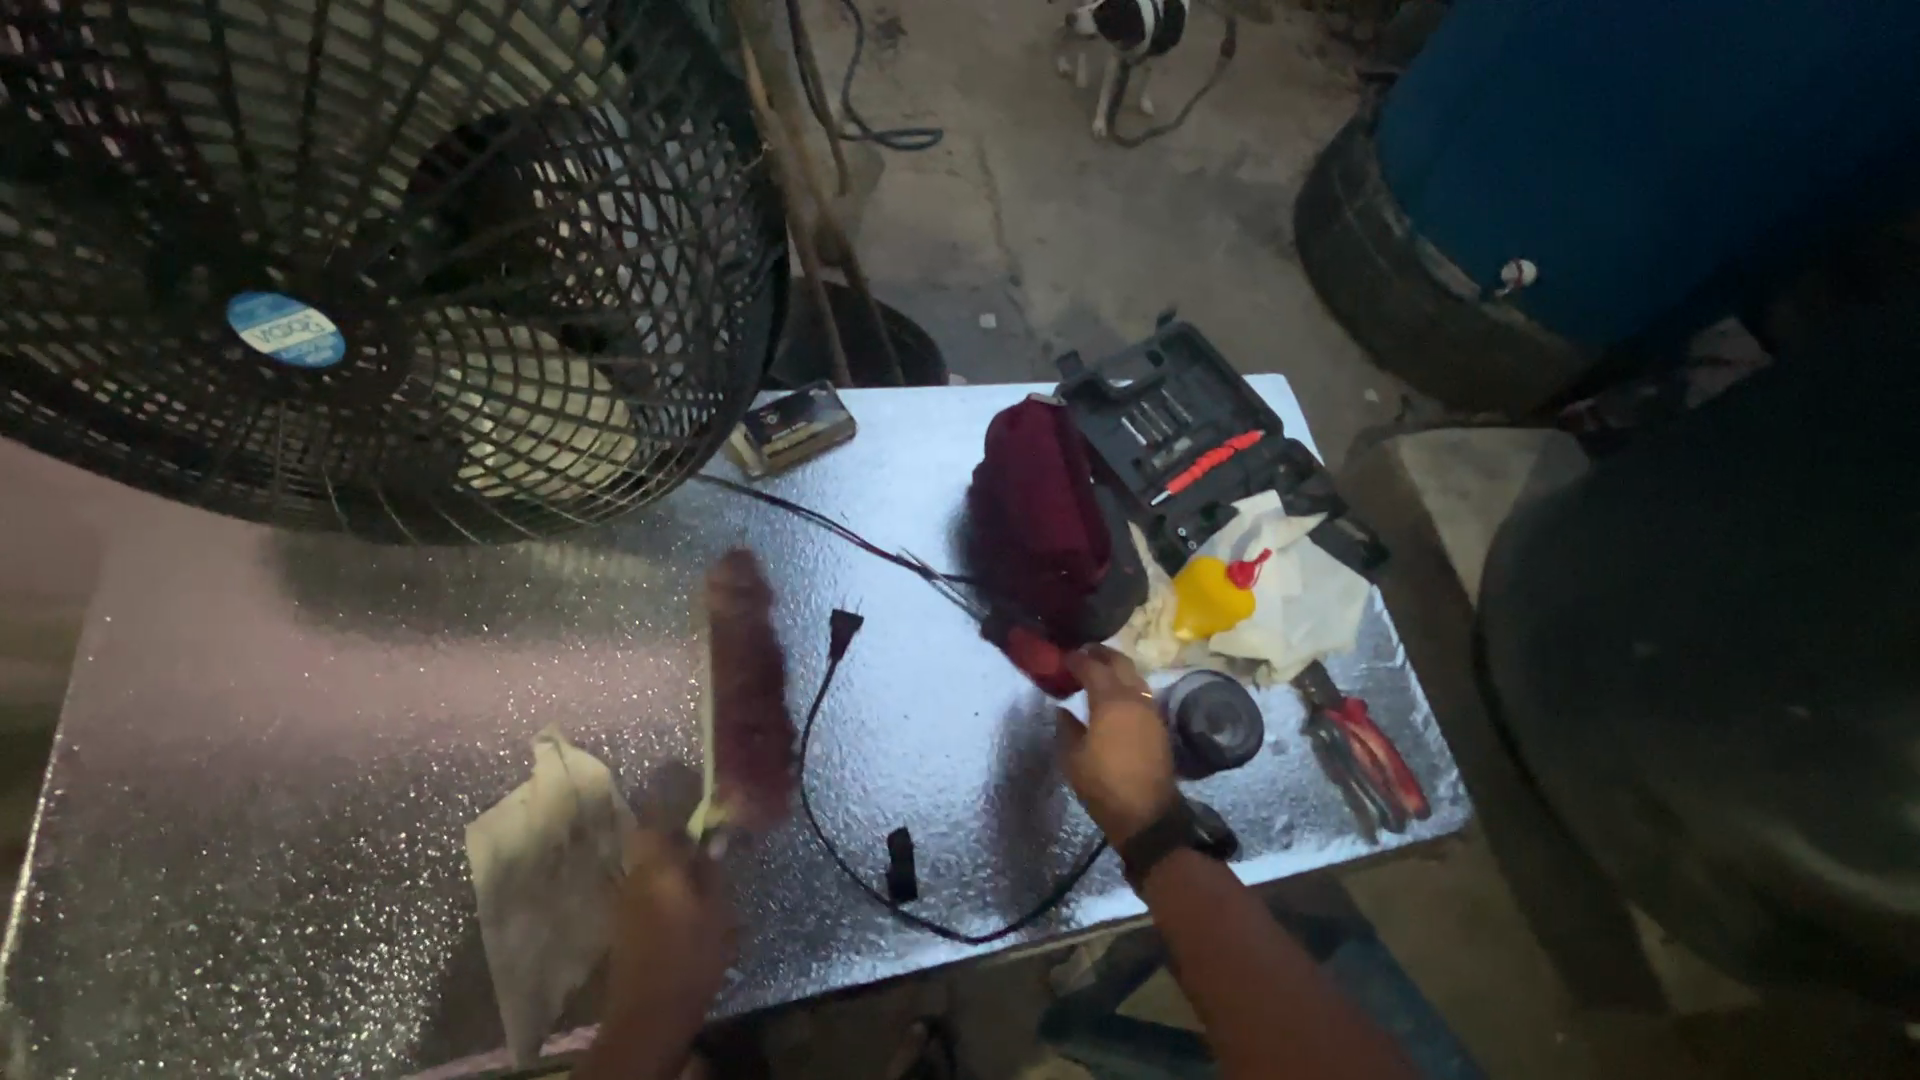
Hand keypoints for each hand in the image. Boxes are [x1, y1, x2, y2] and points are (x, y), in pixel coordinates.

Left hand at [583, 831, 733, 1079]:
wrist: (649, 1015)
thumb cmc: (691, 955)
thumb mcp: (716, 909)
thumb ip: (712, 870)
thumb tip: (715, 838)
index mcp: (656, 867)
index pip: (653, 823)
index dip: (673, 815)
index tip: (699, 817)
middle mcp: (634, 878)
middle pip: (652, 846)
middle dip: (678, 845)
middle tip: (710, 852)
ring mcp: (625, 905)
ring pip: (650, 872)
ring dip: (673, 871)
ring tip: (704, 884)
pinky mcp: (625, 928)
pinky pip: (647, 895)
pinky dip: (667, 894)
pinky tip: (689, 911)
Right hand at [1055, 646, 1177, 844]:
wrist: (1146, 815)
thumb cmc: (1103, 785)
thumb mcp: (1073, 758)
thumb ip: (1066, 728)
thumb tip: (1063, 711)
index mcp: (1111, 701)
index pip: (1092, 667)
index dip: (1076, 659)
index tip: (1063, 656)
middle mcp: (1135, 698)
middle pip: (1120, 663)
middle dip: (1102, 654)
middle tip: (1084, 652)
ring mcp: (1151, 710)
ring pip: (1135, 676)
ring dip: (1117, 669)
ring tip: (1099, 672)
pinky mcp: (1159, 725)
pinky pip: (1142, 693)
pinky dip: (1128, 686)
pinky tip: (1116, 697)